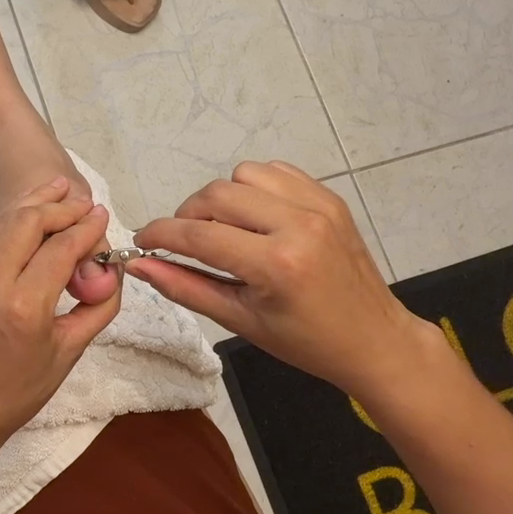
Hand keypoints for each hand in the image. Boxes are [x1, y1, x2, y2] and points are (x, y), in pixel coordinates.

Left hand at [0, 178, 120, 454]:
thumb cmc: (18, 391)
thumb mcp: (68, 352)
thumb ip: (97, 307)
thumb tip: (111, 271)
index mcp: (24, 308)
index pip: (60, 248)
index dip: (85, 228)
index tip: (102, 214)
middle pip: (28, 222)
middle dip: (59, 206)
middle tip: (85, 202)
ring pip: (4, 224)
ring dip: (35, 204)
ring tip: (61, 190)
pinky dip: (14, 222)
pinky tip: (33, 213)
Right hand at [129, 161, 442, 400]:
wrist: (374, 338)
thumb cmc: (304, 342)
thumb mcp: (239, 321)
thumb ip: (184, 287)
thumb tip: (138, 264)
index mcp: (277, 265)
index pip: (199, 236)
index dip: (160, 235)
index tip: (141, 242)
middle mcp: (298, 224)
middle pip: (216, 195)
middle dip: (186, 216)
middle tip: (182, 242)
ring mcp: (318, 205)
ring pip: (242, 175)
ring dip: (220, 199)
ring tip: (222, 230)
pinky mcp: (328, 197)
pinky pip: (273, 172)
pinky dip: (252, 189)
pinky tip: (253, 218)